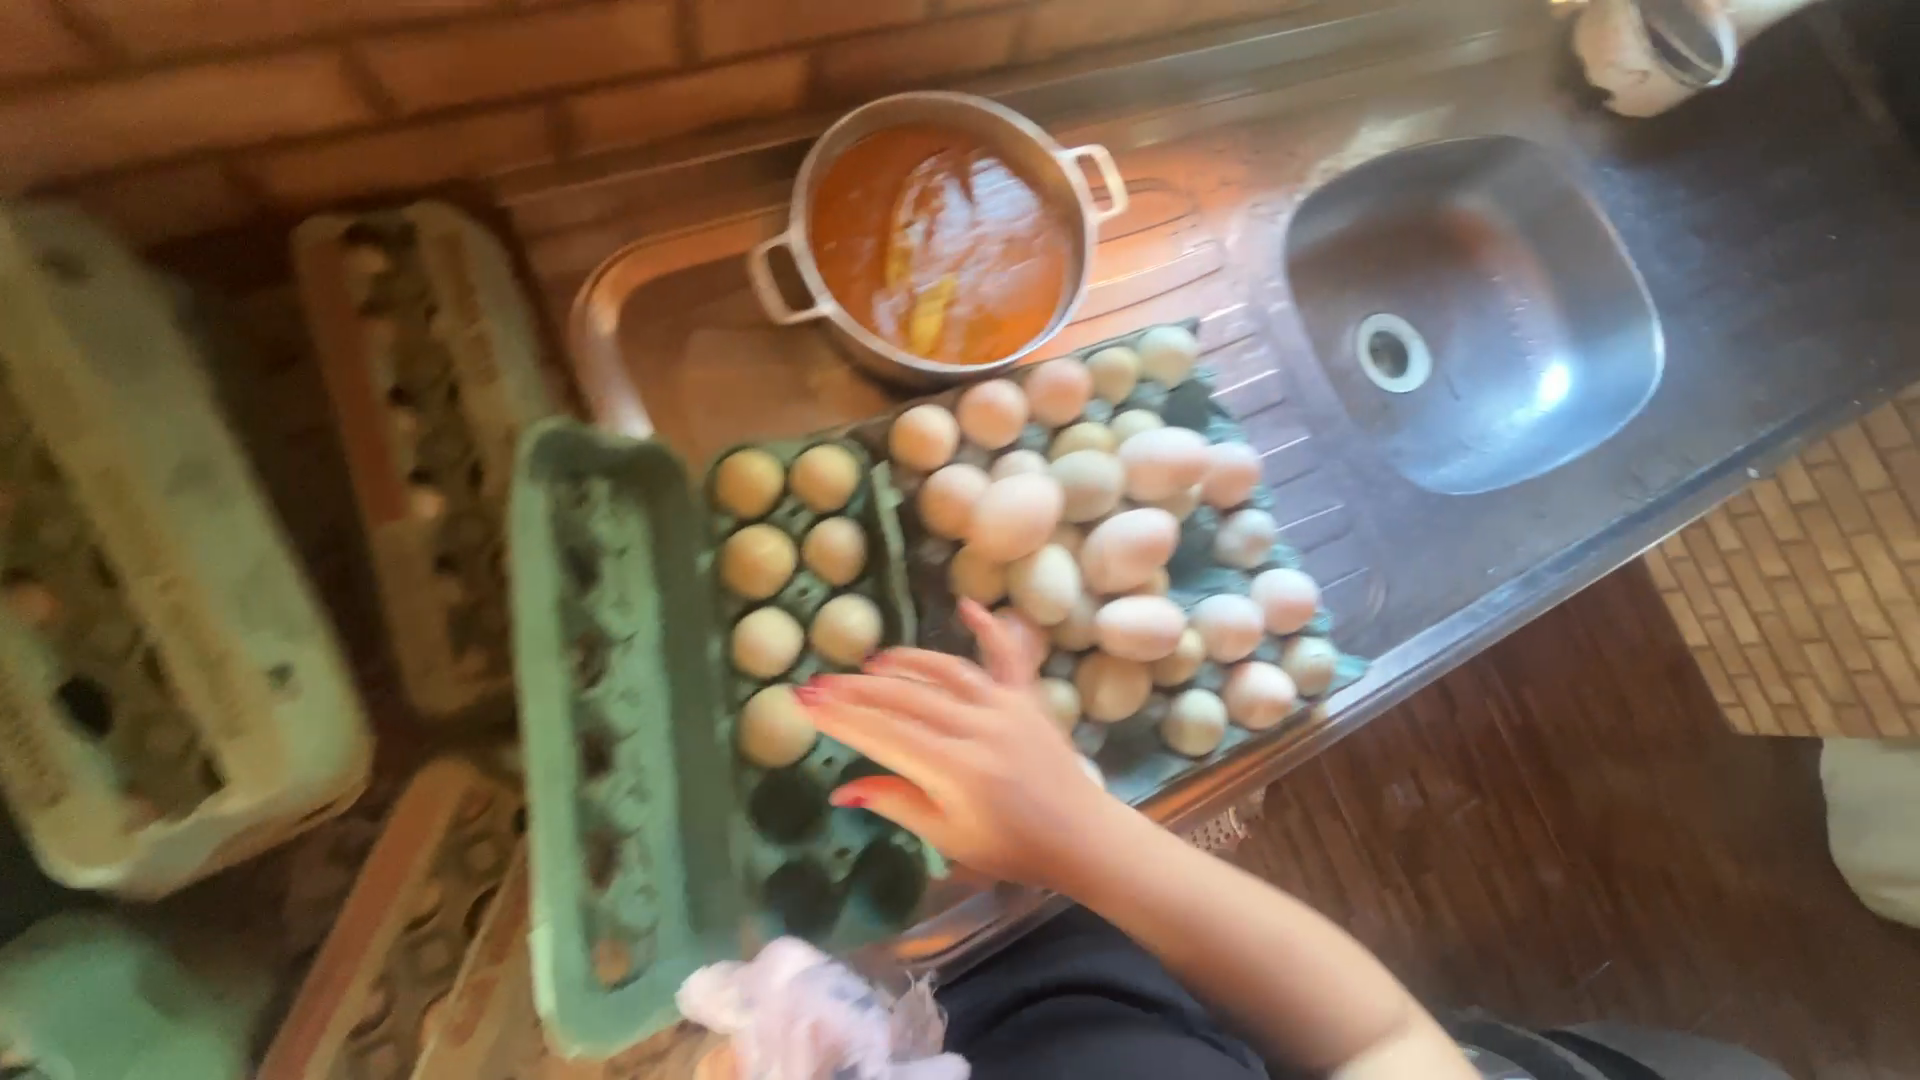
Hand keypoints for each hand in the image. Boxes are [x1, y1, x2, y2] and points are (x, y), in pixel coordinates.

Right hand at [796, 600, 1122, 892]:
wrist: (1082, 838)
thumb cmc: (1012, 848)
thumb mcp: (948, 837)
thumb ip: (896, 803)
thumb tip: (840, 788)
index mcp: (955, 769)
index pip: (884, 733)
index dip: (841, 717)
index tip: (805, 701)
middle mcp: (978, 727)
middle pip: (906, 698)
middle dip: (857, 690)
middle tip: (820, 682)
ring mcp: (1006, 707)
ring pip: (945, 672)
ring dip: (905, 663)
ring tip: (870, 663)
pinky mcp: (1028, 698)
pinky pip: (1008, 656)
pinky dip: (989, 629)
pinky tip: (967, 606)